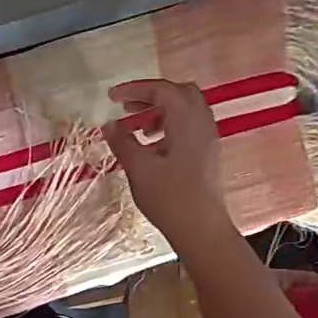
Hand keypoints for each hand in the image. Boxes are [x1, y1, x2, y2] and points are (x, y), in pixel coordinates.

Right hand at [103, 78, 232, 243]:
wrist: (200, 228)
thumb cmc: (170, 197)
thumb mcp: (139, 168)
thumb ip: (123, 142)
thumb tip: (109, 125)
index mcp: (186, 120)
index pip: (161, 90)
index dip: (135, 89)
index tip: (111, 97)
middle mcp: (202, 123)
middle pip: (179, 94)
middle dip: (151, 96)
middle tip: (126, 108)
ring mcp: (208, 139)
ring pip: (185, 112)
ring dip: (160, 113)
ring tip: (138, 130)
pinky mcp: (207, 155)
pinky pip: (188, 129)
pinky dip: (169, 128)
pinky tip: (153, 149)